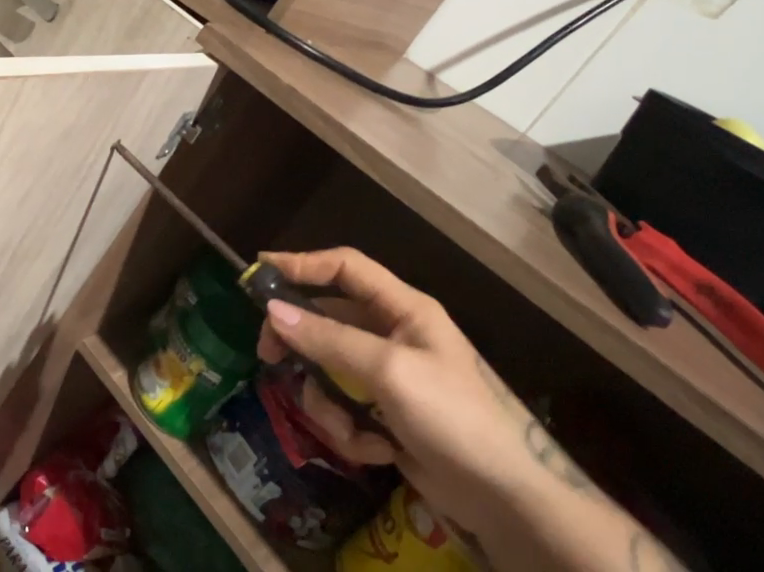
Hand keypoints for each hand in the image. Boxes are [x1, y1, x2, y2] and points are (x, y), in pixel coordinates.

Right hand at [257, 248, 685, 571]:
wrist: (504, 499)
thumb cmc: (454, 418)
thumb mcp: (389, 372)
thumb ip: (329, 339)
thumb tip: (272, 311)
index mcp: (404, 310)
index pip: (345, 267)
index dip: (302, 263)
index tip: (259, 271)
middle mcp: (393, 334)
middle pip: (325, 319)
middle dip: (299, 343)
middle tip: (269, 357)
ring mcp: (387, 375)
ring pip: (326, 368)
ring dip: (328, 401)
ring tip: (347, 428)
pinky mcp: (383, 412)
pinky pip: (342, 405)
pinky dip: (349, 429)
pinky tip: (375, 449)